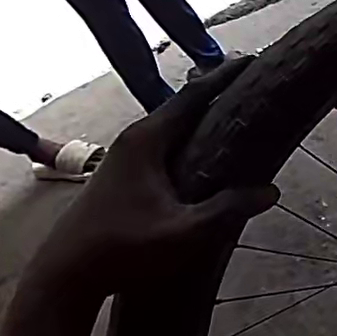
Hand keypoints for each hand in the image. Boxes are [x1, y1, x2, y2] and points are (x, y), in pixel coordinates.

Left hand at [23, 59, 278, 313]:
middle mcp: (134, 139)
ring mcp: (125, 155)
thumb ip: (227, 210)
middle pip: (182, 104)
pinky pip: (165, 140)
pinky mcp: (123, 172)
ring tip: (235, 110)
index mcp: (148, 140)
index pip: (193, 97)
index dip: (224, 77)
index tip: (252, 60)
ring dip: (201, 114)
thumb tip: (272, 190)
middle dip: (217, 90)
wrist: (64, 276)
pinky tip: (204, 149)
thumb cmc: (123, 250)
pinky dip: (189, 133)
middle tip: (252, 82)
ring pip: (171, 124)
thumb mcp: (183, 233)